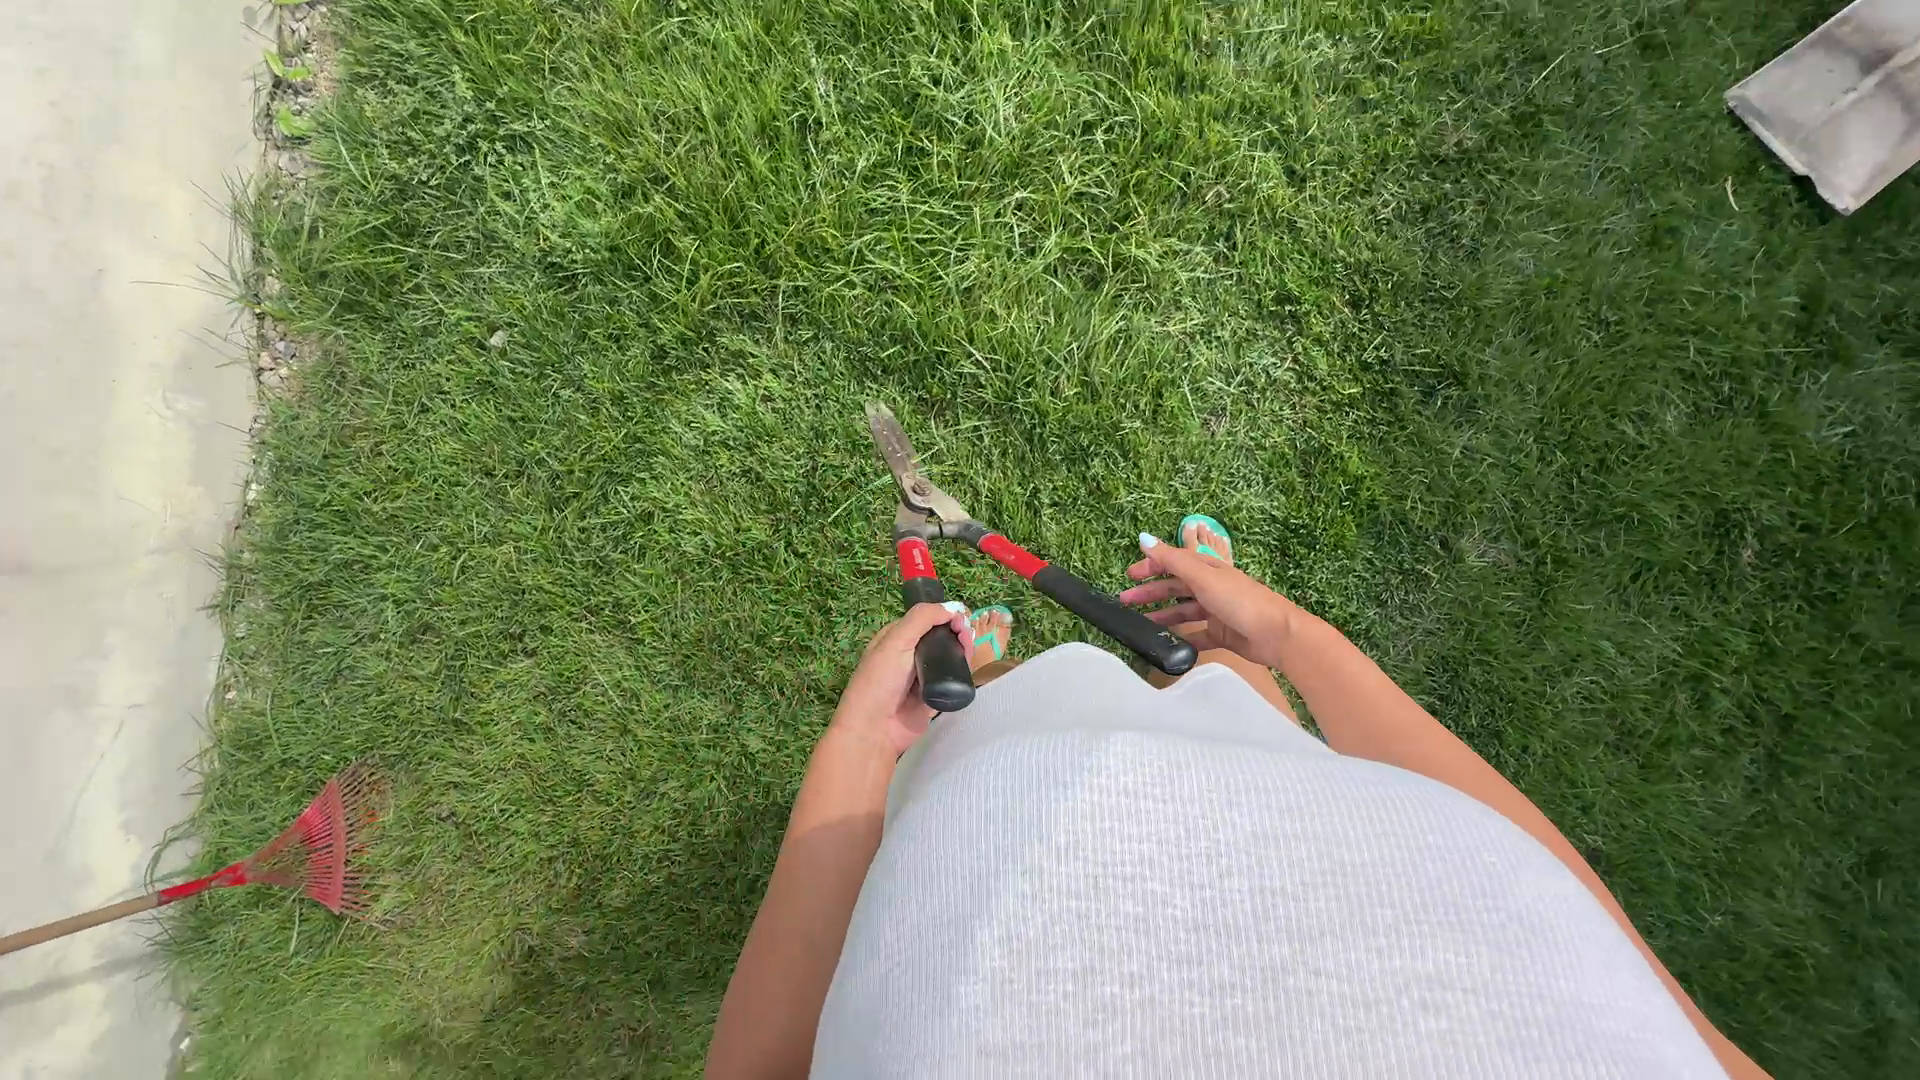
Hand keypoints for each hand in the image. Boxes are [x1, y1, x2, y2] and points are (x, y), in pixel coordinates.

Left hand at [831, 601, 973, 756]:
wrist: (875, 729)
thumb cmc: (879, 681)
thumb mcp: (896, 641)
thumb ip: (922, 619)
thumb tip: (952, 608)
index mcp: (896, 637)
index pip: (926, 618)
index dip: (944, 615)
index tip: (960, 618)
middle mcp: (910, 654)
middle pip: (941, 636)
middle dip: (957, 631)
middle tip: (966, 635)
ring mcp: (923, 675)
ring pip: (950, 656)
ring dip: (962, 648)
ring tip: (968, 648)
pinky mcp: (935, 695)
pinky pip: (953, 678)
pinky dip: (963, 669)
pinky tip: (968, 664)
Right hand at [1117, 533, 1296, 668]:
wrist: (1277, 634)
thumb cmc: (1239, 600)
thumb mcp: (1202, 577)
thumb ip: (1172, 560)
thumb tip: (1143, 538)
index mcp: (1208, 569)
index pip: (1174, 562)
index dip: (1152, 566)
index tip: (1130, 576)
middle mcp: (1211, 587)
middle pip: (1175, 587)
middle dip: (1150, 592)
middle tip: (1125, 601)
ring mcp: (1216, 611)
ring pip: (1182, 611)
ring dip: (1161, 615)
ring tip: (1139, 623)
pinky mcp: (1222, 634)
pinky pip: (1196, 635)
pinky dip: (1181, 638)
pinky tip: (1166, 643)